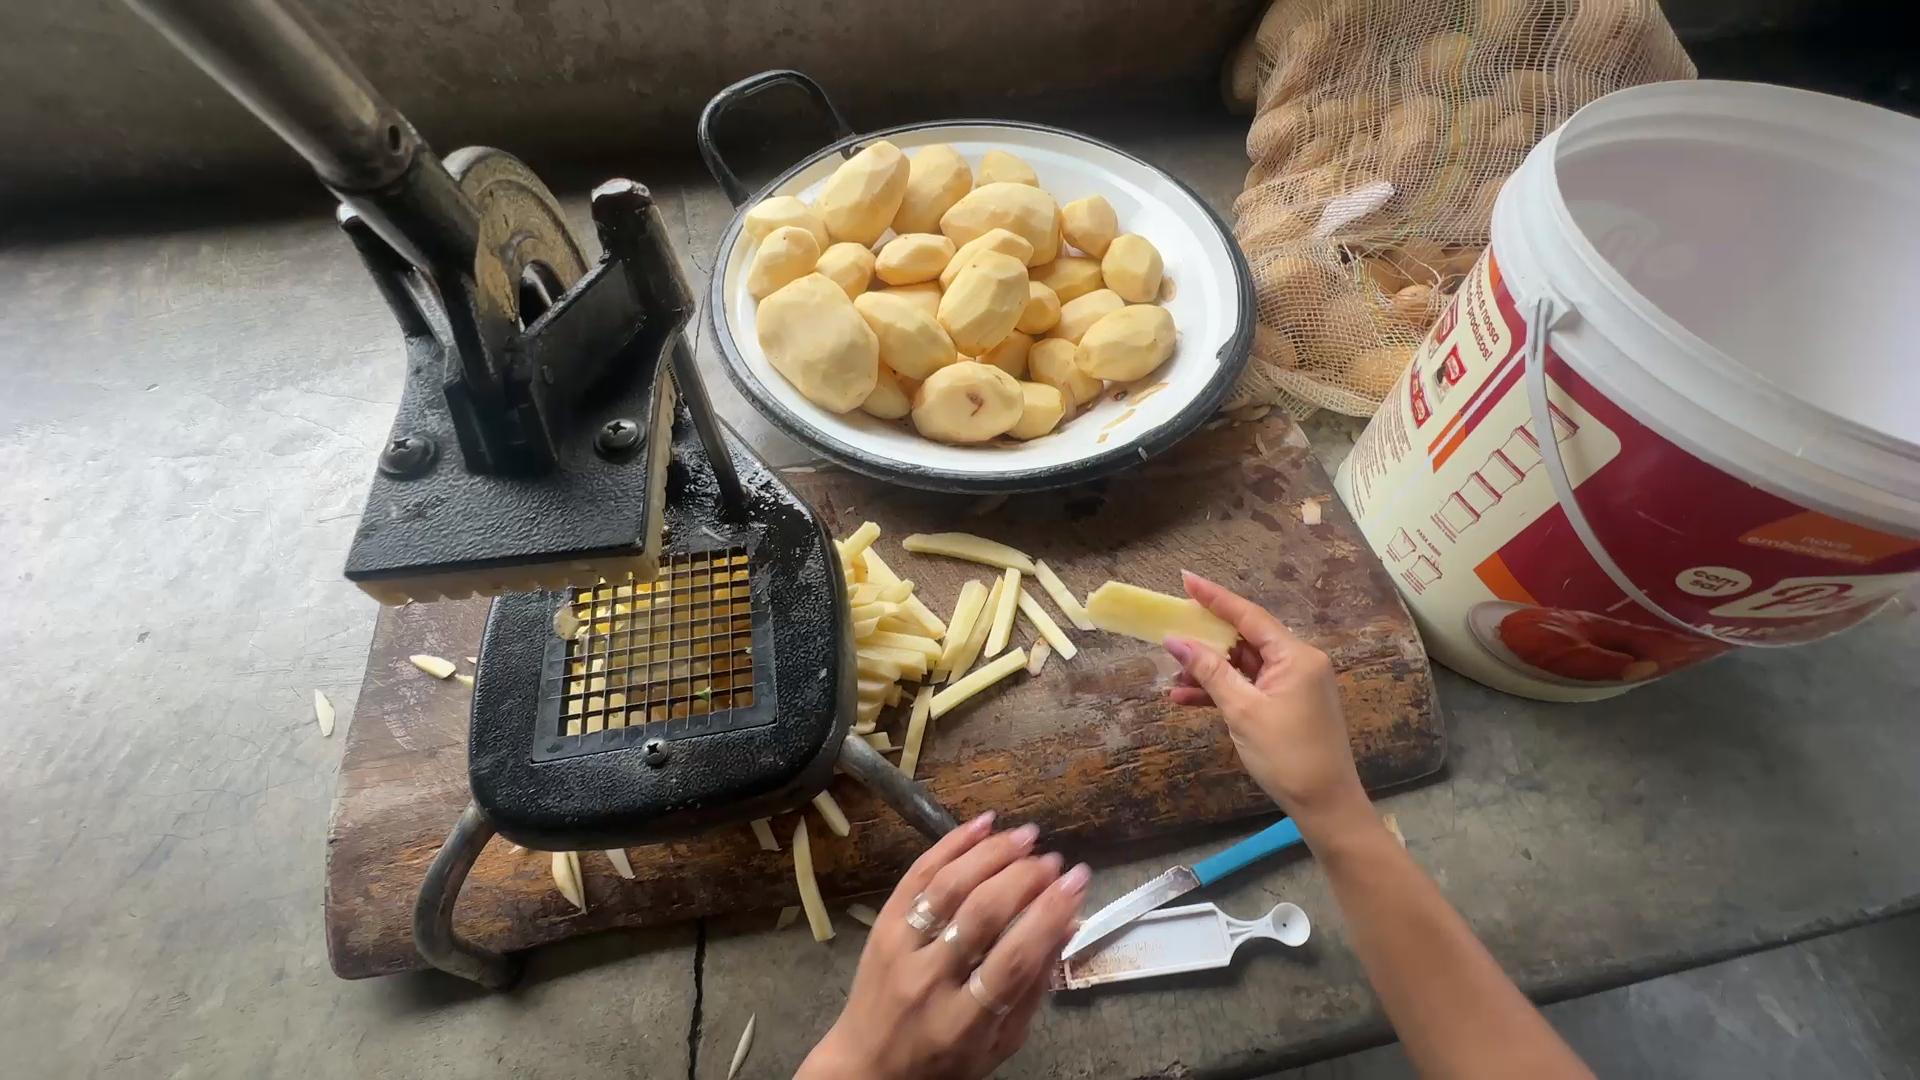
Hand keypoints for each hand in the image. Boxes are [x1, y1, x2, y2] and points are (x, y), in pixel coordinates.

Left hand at [795, 812, 1088, 1079]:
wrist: (866, 1065)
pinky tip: (984, 824)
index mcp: (964, 1022)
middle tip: (1053, 860)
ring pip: (949, 885)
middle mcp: (929, 979)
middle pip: (982, 913)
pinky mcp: (883, 921)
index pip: (1015, 958)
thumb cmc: (944, 1059)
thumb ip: (1034, 986)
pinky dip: (953, 842)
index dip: (1050, 914)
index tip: (1078, 880)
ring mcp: (900, 946)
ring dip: (992, 852)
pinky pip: (918, 872)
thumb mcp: (999, 1043)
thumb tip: (1068, 922)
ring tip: (1027, 835)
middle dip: (1025, 878)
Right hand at [1162, 571, 1371, 840]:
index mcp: (1296, 656)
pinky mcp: (1286, 704)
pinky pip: (1248, 686)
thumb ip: (1209, 671)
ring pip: (1242, 665)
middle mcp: (1298, 662)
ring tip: (1173, 679)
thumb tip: (1176, 641)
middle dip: (1205, 640)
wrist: (1325, 806)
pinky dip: (1221, 691)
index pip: (1248, 615)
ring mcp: (1293, 684)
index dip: (1214, 597)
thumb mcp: (1241, 710)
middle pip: (1244, 638)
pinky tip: (1186, 698)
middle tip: (1171, 631)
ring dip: (1208, 671)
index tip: (1186, 579)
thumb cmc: (1287, 755)